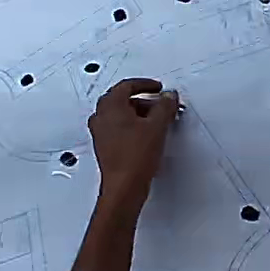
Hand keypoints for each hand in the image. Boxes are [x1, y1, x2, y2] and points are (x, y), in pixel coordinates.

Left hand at [87, 78, 178, 202]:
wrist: (124, 186)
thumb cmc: (133, 158)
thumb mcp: (157, 126)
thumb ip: (165, 106)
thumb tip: (168, 97)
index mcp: (110, 106)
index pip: (126, 86)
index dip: (145, 84)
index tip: (157, 88)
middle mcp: (101, 117)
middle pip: (121, 99)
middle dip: (143, 100)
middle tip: (159, 104)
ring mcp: (101, 133)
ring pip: (119, 114)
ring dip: (137, 113)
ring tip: (156, 121)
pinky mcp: (104, 146)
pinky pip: (117, 128)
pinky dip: (131, 126)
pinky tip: (145, 136)